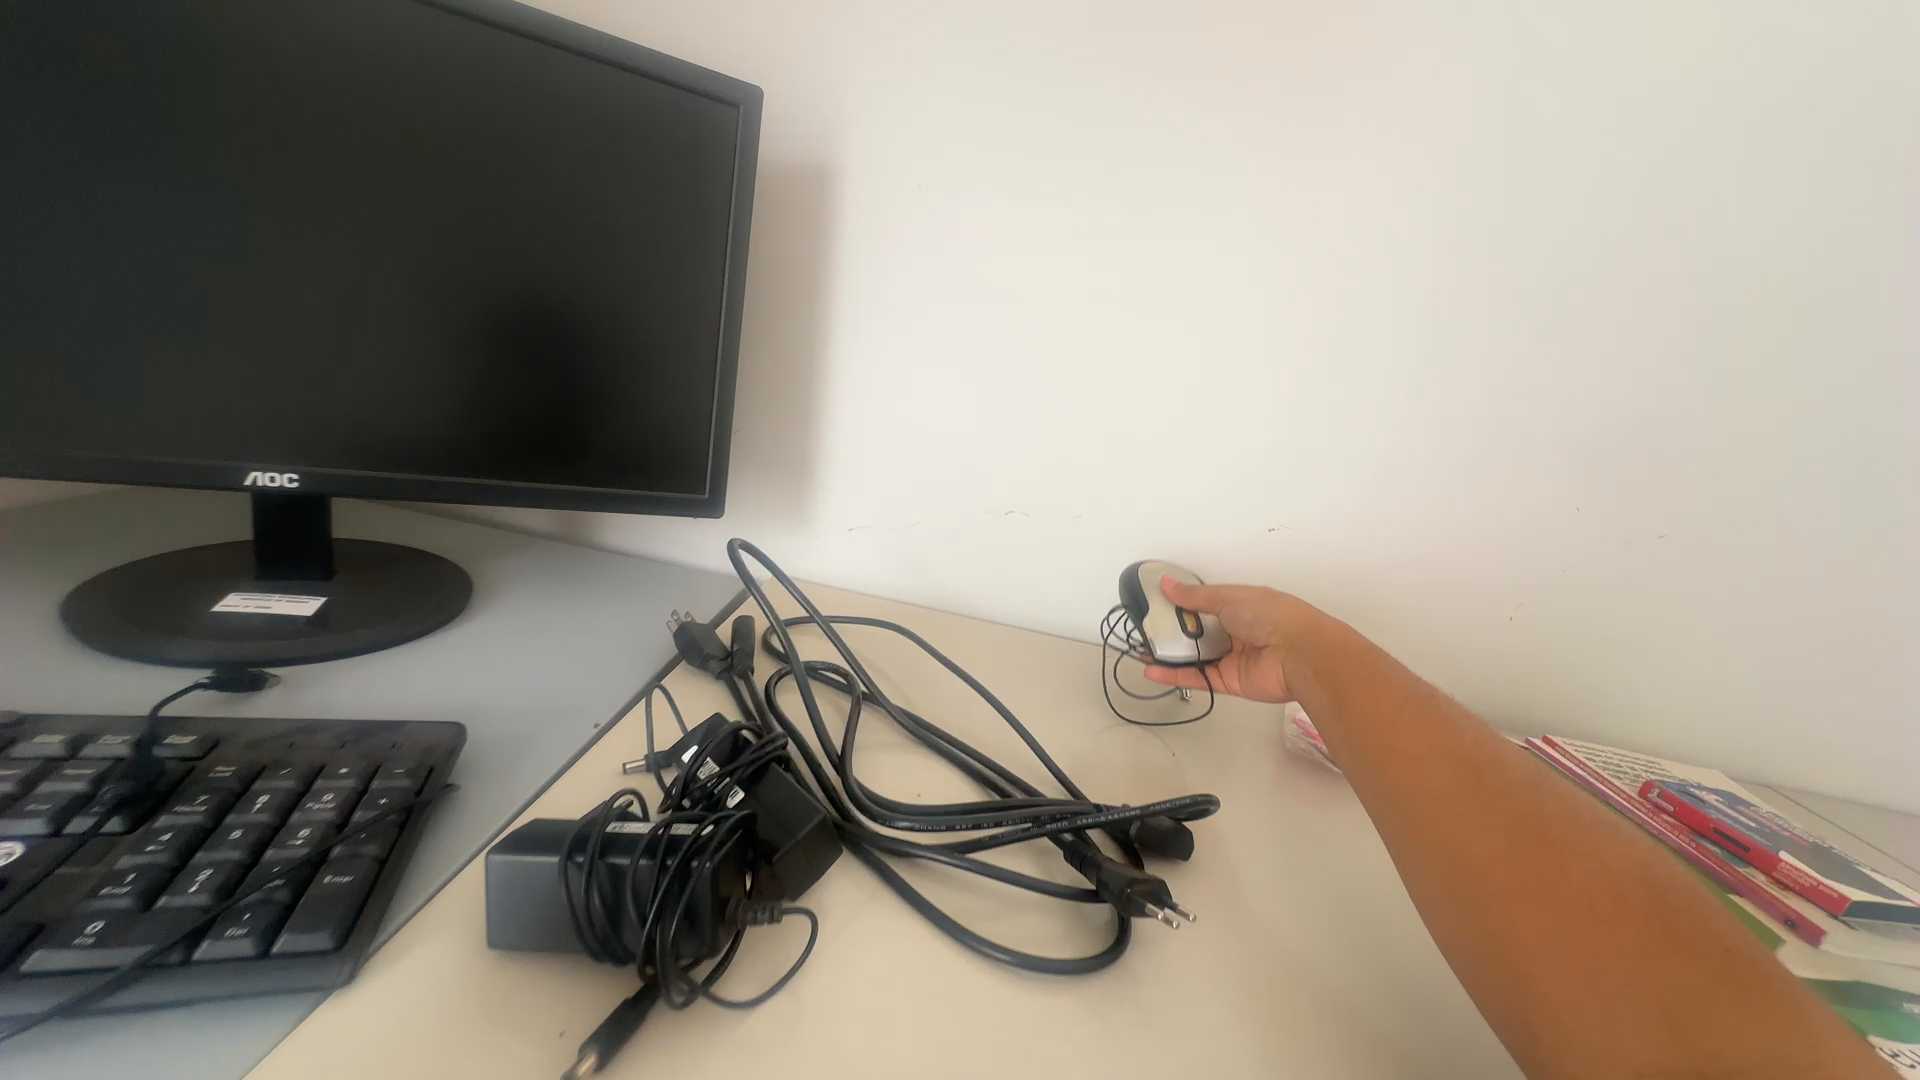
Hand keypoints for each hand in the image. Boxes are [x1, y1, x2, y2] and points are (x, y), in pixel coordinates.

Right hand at [1141, 577, 1327, 703]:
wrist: (1301, 655)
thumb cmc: (1269, 616)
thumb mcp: (1228, 598)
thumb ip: (1194, 596)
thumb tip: (1165, 584)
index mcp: (1240, 606)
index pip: (1204, 604)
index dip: (1181, 604)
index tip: (1154, 603)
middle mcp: (1236, 631)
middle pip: (1197, 631)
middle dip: (1171, 631)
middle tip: (1142, 629)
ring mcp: (1232, 658)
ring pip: (1195, 656)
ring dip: (1169, 654)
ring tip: (1140, 650)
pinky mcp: (1229, 681)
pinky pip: (1198, 677)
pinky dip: (1175, 674)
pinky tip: (1151, 669)